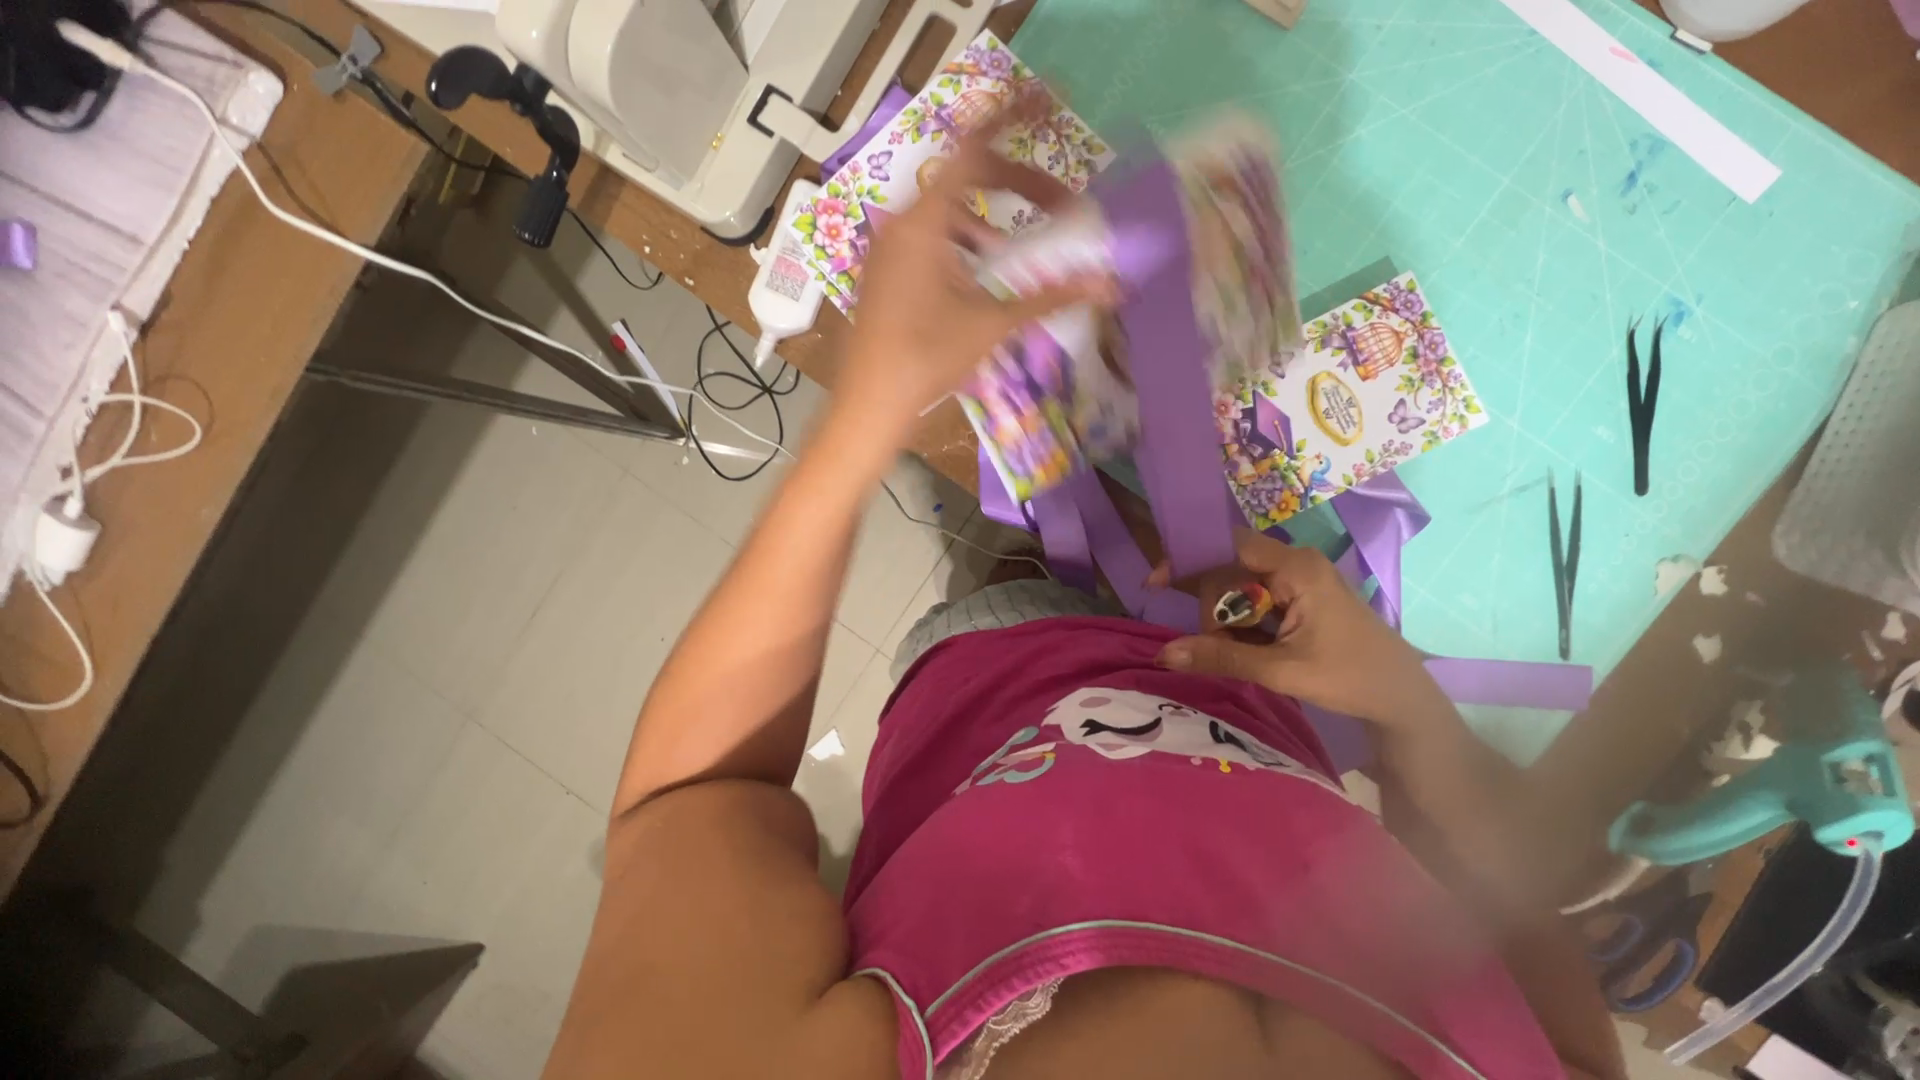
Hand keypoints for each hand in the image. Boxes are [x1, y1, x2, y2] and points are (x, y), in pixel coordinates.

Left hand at [837, 98, 1116, 421]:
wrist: (869, 406)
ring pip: (946, 215)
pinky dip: (961, 245)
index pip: (972, 150)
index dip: (1010, 120)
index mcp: (924, 223)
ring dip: (988, 223)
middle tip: (1056, 207)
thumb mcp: (993, 324)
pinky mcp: (883, 273)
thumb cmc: (928, 359)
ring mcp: (887, 249)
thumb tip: (1110, 285)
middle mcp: (901, 224)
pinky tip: (980, 279)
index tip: (1042, 99)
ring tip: (1019, 252)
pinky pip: (927, 240)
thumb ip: (1052, 296)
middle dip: (1013, 186)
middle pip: (964, 181)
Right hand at [1148, 528, 1450, 728]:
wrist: (1402, 700)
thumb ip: (1221, 657)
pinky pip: (1257, 601)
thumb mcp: (1280, 670)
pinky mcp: (1301, 599)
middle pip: (1229, 570)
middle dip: (1212, 606)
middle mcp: (1296, 564)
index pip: (1228, 547)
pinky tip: (1245, 649)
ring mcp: (1300, 581)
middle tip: (1212, 645)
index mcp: (1296, 568)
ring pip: (1240, 588)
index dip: (1189, 561)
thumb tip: (1164, 654)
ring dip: (1227, 619)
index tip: (1157, 585)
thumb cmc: (1349, 678)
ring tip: (1233, 653)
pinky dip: (1243, 624)